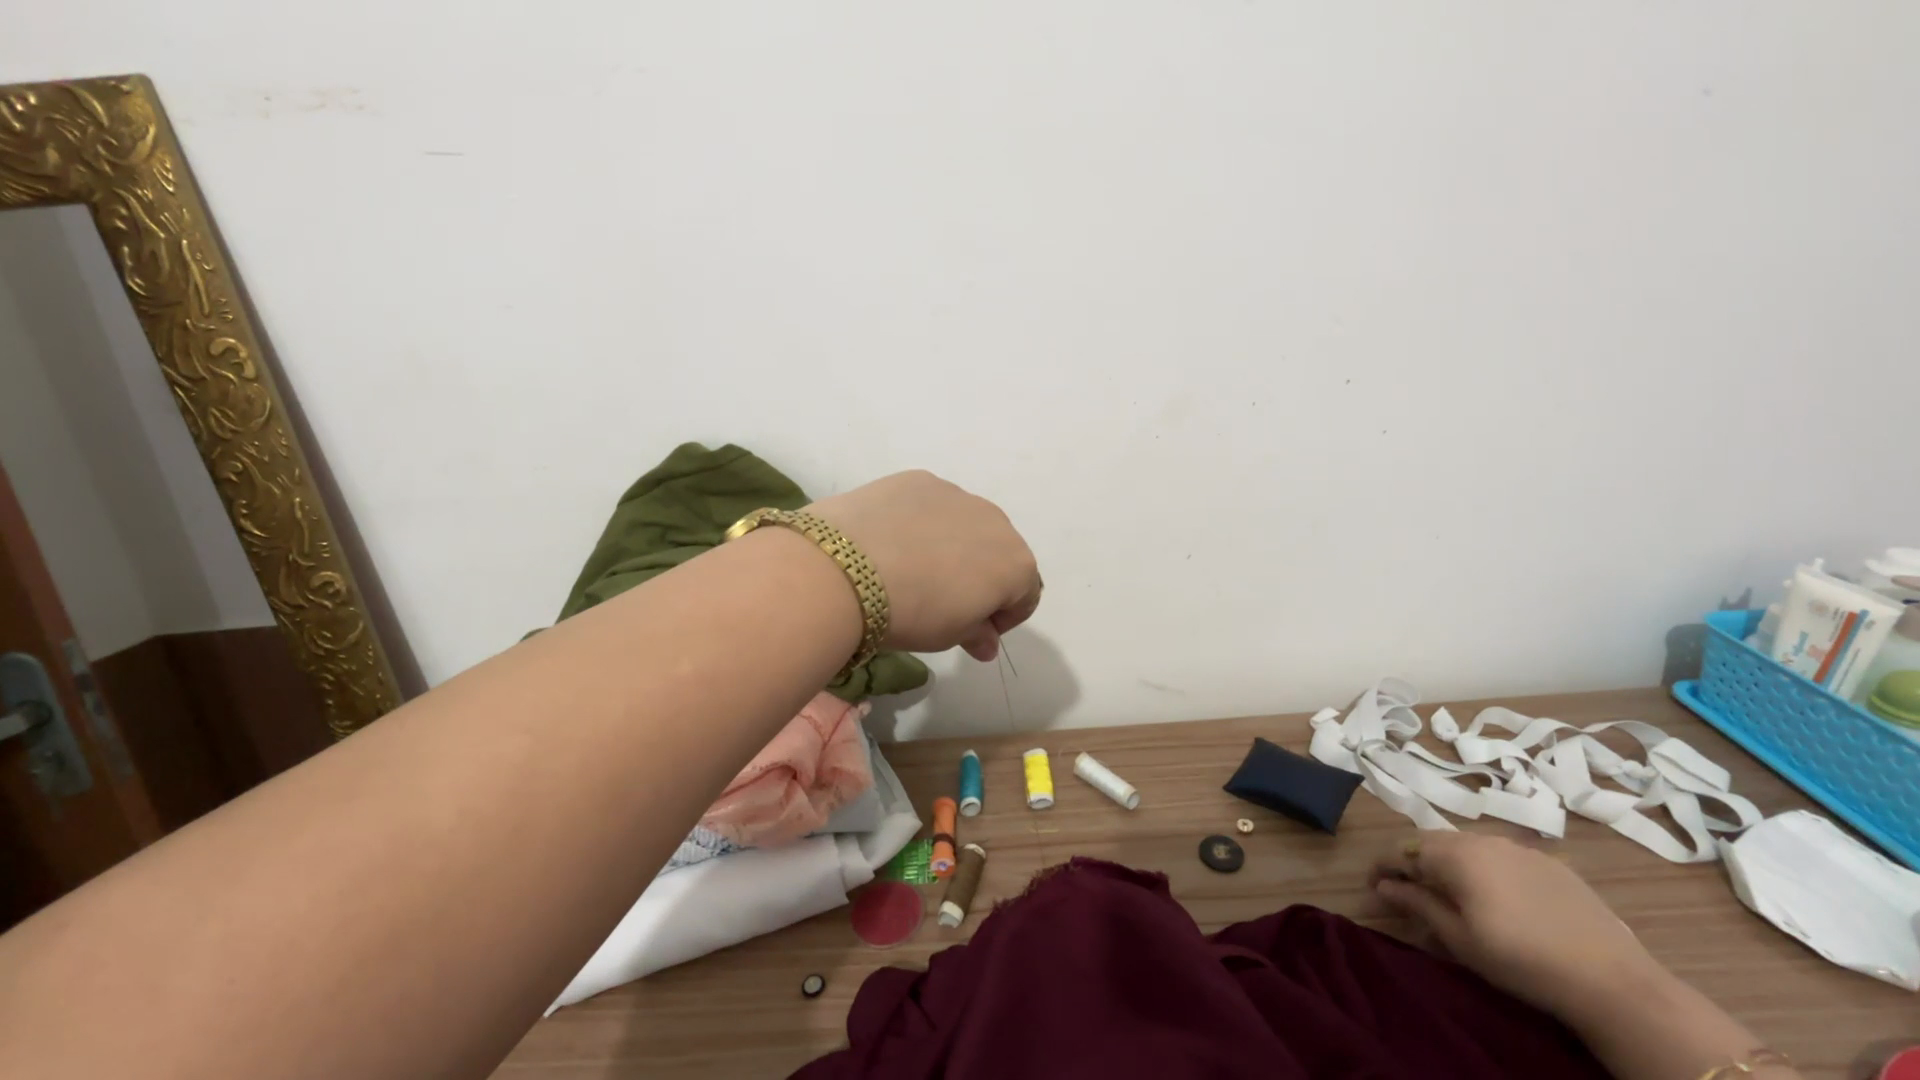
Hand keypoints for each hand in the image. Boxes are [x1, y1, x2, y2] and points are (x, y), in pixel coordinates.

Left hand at [807, 471, 1040, 660]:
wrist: (847, 570)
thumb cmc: (913, 613)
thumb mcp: (949, 636)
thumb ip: (977, 634)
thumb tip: (987, 641)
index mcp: (1016, 564)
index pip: (1025, 595)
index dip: (1002, 617)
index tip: (973, 630)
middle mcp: (996, 521)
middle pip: (998, 553)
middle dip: (979, 576)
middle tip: (941, 600)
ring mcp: (956, 494)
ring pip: (964, 524)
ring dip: (951, 545)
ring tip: (910, 568)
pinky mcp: (918, 479)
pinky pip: (929, 505)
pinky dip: (919, 522)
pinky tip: (889, 542)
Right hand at [1369, 832, 1667, 1018]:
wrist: (1609, 977)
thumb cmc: (1520, 959)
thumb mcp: (1458, 938)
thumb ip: (1418, 904)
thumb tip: (1384, 885)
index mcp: (1456, 855)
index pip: (1402, 849)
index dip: (1382, 866)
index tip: (1372, 888)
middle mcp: (1484, 840)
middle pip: (1434, 841)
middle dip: (1413, 862)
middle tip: (1406, 891)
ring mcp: (1521, 849)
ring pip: (1468, 846)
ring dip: (1448, 863)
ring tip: (1447, 893)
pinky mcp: (1550, 863)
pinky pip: (1501, 856)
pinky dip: (1483, 869)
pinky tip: (1493, 897)